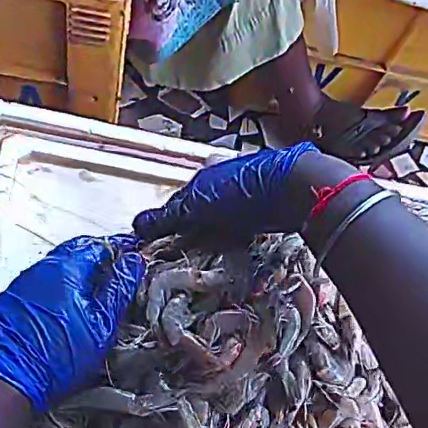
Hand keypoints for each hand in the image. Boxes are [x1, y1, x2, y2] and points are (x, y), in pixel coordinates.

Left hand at [0, 235, 145, 410]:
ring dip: (78, 273)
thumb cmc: (56, 358)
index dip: (121, 249)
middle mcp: (42, 268)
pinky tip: (67, 305)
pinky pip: (41, 282)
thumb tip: (133, 264)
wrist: (12, 377)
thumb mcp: (102, 325)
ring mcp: (24, 282)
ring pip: (59, 267)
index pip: (100, 245)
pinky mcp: (13, 298)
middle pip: (78, 251)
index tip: (132, 256)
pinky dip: (59, 286)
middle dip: (100, 259)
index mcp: (67, 269)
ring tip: (94, 291)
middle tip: (117, 272)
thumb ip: (119, 290)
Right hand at [132, 142, 319, 242]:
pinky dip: (234, 236)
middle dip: (193, 227)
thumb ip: (167, 217)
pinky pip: (241, 225)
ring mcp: (246, 192)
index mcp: (204, 174)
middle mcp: (224, 179)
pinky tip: (233, 247)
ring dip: (214, 233)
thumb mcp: (195, 205)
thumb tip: (136, 226)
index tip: (165, 241)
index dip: (171, 221)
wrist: (291, 189)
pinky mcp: (265, 207)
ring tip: (207, 253)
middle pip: (201, 209)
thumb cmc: (238, 190)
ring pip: (221, 218)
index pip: (181, 200)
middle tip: (185, 251)